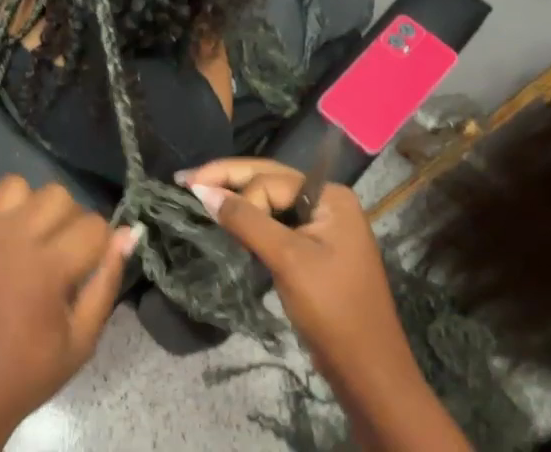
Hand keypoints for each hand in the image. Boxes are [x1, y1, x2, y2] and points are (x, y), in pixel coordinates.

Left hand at [0, 177, 136, 450]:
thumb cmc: (27, 372)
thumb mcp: (81, 339)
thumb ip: (106, 282)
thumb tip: (127, 234)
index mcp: (47, 267)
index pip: (94, 225)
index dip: (102, 245)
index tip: (92, 268)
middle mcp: (14, 237)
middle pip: (60, 196)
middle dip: (72, 221)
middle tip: (66, 256)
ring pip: (23, 185)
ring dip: (37, 207)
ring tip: (34, 241)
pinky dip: (6, 206)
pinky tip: (8, 237)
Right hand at [178, 159, 403, 374]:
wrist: (368, 371)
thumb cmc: (331, 310)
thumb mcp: (286, 259)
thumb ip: (245, 220)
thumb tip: (201, 191)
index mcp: (331, 196)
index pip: (268, 180)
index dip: (234, 190)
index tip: (200, 205)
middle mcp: (328, 203)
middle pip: (268, 181)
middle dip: (226, 180)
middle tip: (183, 180)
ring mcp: (322, 227)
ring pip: (269, 202)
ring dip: (235, 199)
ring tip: (197, 195)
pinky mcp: (313, 250)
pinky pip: (275, 223)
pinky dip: (249, 221)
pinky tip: (225, 220)